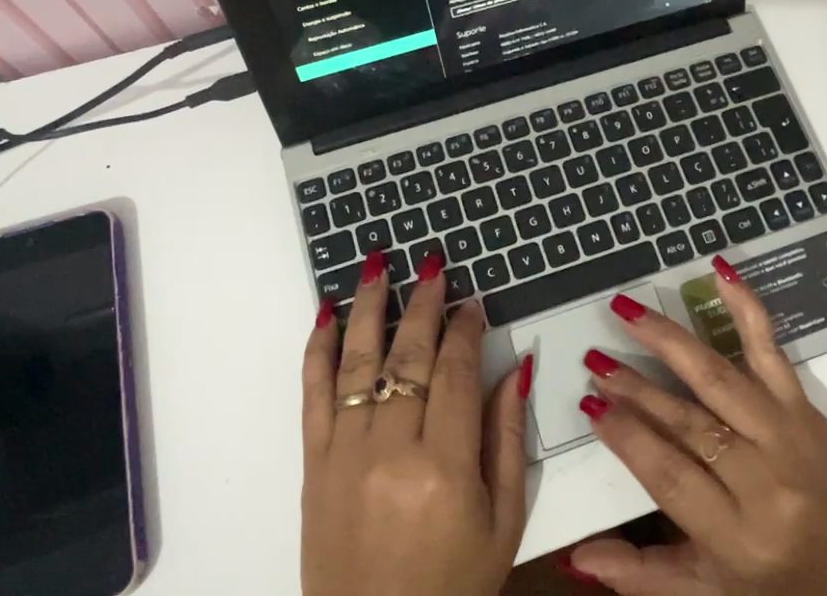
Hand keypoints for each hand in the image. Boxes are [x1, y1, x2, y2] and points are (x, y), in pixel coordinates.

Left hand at [300, 250, 530, 595]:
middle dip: (423, 302)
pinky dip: (318, 349)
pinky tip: (327, 314)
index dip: (467, 329)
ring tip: (378, 263)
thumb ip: (506, 438)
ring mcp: (344, 453)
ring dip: (369, 305)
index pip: (457, 372)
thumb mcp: (504, 521)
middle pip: (408, 355)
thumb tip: (514, 366)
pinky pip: (312, 393)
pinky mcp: (313, 463)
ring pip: (357, 361)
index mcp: (445, 467)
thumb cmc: (453, 584)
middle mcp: (390, 450)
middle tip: (433, 264)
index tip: (474, 301)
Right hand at [566, 255, 826, 595]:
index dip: (628, 437)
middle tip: (595, 359)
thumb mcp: (715, 590)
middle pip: (689, 423)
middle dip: (636, 388)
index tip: (590, 405)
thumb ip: (646, 574)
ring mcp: (789, 436)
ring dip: (669, 342)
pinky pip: (772, 351)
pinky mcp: (805, 406)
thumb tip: (577, 558)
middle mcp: (766, 482)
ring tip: (627, 312)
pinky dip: (746, 309)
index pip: (671, 476)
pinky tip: (721, 273)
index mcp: (739, 537)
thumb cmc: (786, 582)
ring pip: (719, 379)